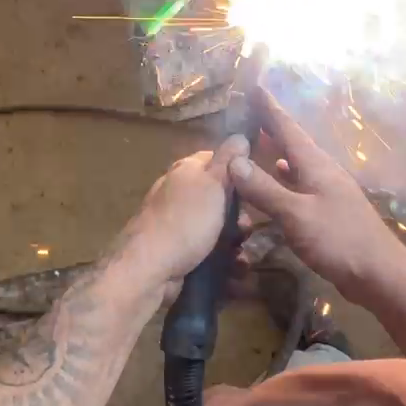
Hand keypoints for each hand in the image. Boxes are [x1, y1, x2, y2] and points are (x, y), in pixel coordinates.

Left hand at [115, 135, 250, 287]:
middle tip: (247, 228)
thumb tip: (239, 135)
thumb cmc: (186, 220)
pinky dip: (222, 259)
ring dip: (234, 240)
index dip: (237, 169)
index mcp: (185, 170)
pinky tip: (234, 270)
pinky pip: (207, 250)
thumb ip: (227, 160)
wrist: (150, 268)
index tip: (255, 184)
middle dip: (239, 213)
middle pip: (218, 196)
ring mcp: (176, 223)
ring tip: (242, 255)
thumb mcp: (213, 183)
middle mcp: (178, 192)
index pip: (215, 158)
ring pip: (215, 226)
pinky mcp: (177, 250)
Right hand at [226, 87, 405, 305]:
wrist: (380, 275)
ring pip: (295, 163)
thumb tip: (234, 160)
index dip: (269, 107)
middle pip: (291, 141)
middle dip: (270, 125)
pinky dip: (282, 177)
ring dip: (276, 150)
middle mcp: (321, 170)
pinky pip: (298, 183)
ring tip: (255, 141)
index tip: (253, 85)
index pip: (287, 127)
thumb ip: (265, 189)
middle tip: (247, 110)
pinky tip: (276, 180)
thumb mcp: (296, 214)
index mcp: (315, 164)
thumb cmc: (339, 239)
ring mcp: (326, 190)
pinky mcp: (327, 210)